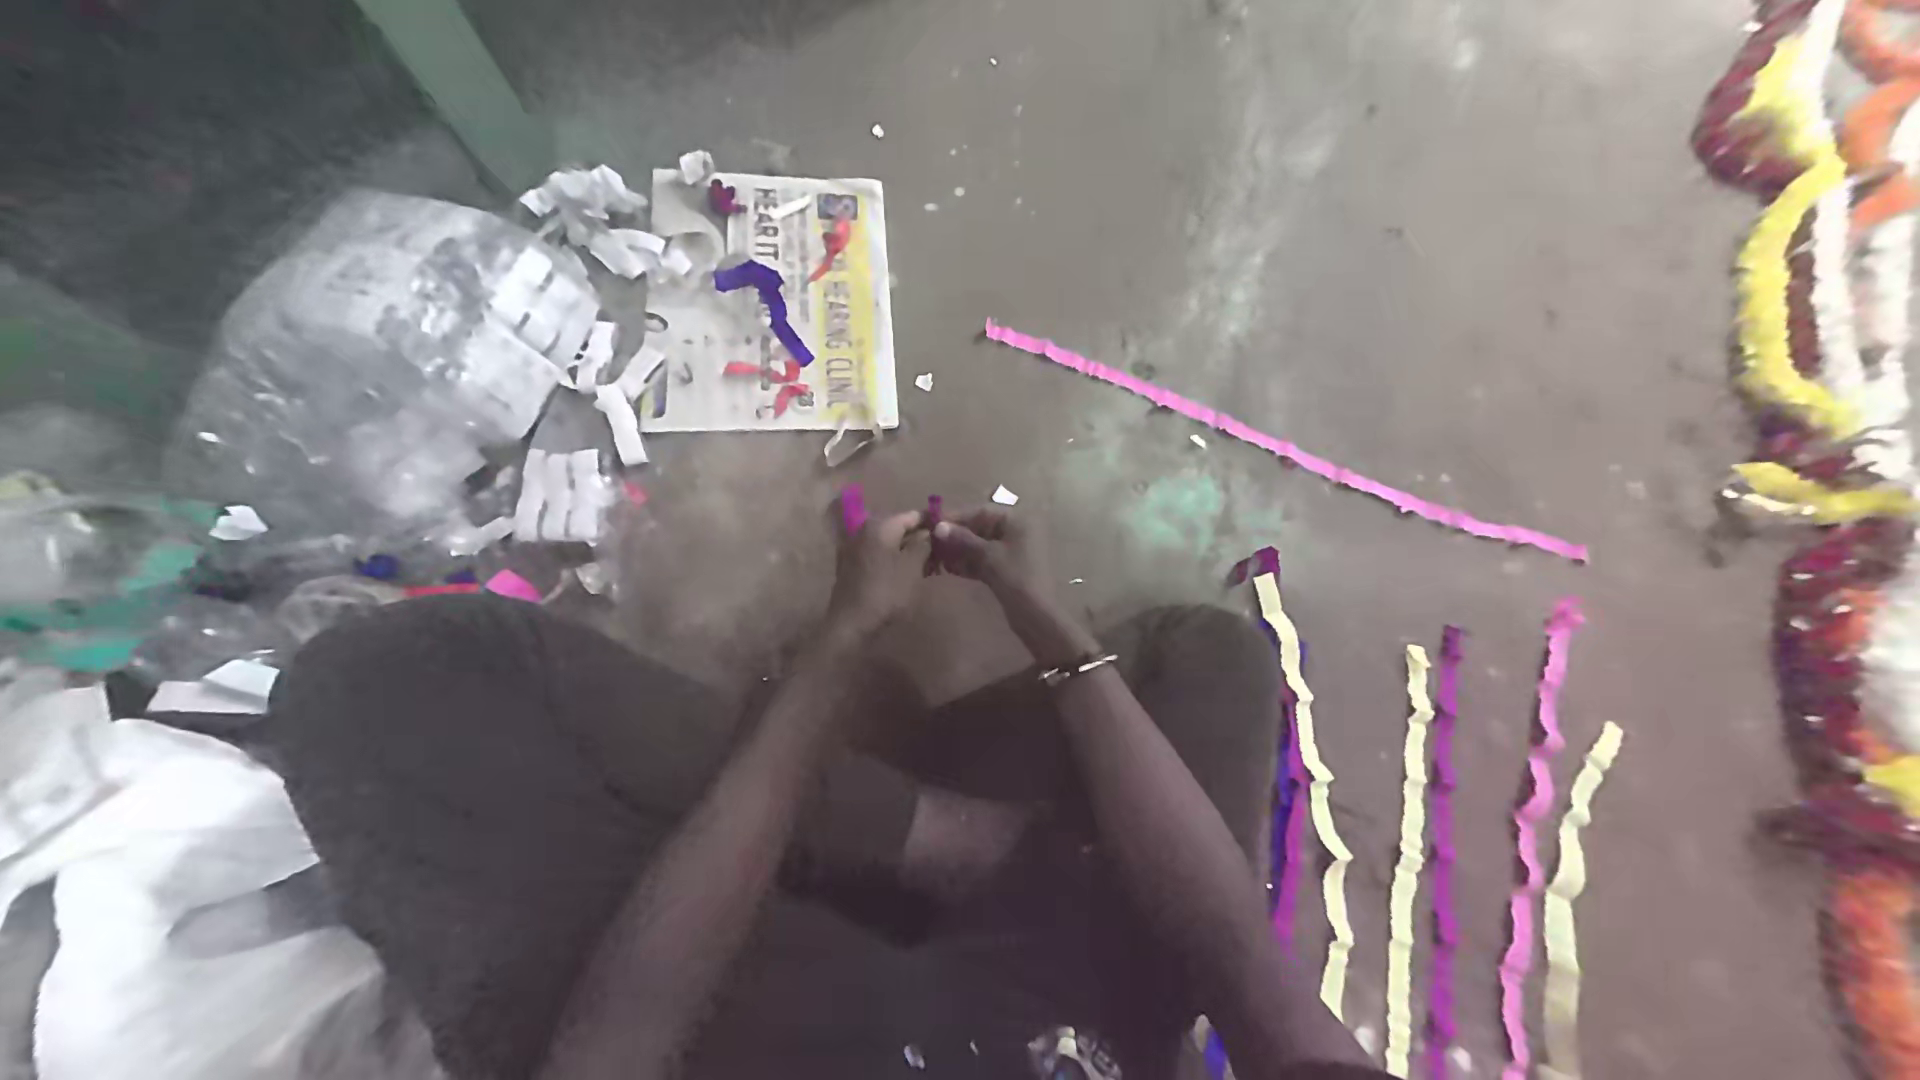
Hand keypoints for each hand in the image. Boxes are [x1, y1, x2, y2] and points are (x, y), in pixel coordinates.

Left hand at [826, 508, 930, 638]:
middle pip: (898, 528)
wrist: (851, 623)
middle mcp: (863, 531)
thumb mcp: (912, 567)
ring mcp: (854, 548)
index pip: (911, 515)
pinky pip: (878, 555)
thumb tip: (929, 532)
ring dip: (908, 550)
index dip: (931, 521)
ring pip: (888, 543)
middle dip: (920, 538)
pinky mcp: (851, 566)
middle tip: (941, 550)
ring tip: (929, 564)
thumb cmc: (886, 591)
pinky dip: (894, 559)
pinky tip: (908, 572)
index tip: (947, 530)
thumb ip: (923, 544)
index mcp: (879, 526)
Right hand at [930, 508, 1045, 595]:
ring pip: (981, 545)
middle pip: (980, 528)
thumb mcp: (987, 555)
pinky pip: (985, 559)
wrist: (1035, 614)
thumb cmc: (1015, 577)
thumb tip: (939, 526)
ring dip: (960, 551)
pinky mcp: (1009, 568)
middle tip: (932, 542)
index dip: (956, 517)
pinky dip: (969, 563)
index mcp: (1018, 520)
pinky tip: (950, 569)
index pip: (981, 511)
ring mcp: (1013, 550)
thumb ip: (963, 538)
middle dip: (957, 536)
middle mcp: (1017, 531)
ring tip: (937, 557)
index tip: (933, 522)